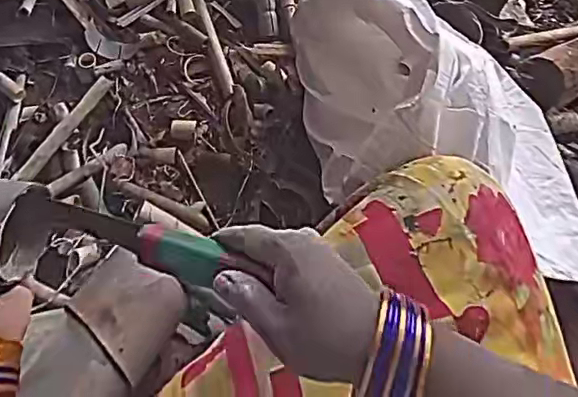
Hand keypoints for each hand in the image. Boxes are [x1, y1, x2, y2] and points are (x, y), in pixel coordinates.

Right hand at [210, 226, 380, 382]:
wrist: (379, 341)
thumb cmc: (324, 337)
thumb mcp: (277, 327)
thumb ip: (246, 298)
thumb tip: (221, 276)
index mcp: (286, 247)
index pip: (244, 234)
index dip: (219, 243)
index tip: (199, 253)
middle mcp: (301, 237)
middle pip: (260, 242)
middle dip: (239, 260)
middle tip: (221, 288)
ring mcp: (317, 247)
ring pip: (276, 252)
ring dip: (259, 269)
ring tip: (249, 299)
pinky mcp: (327, 260)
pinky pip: (292, 259)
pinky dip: (277, 272)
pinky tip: (276, 298)